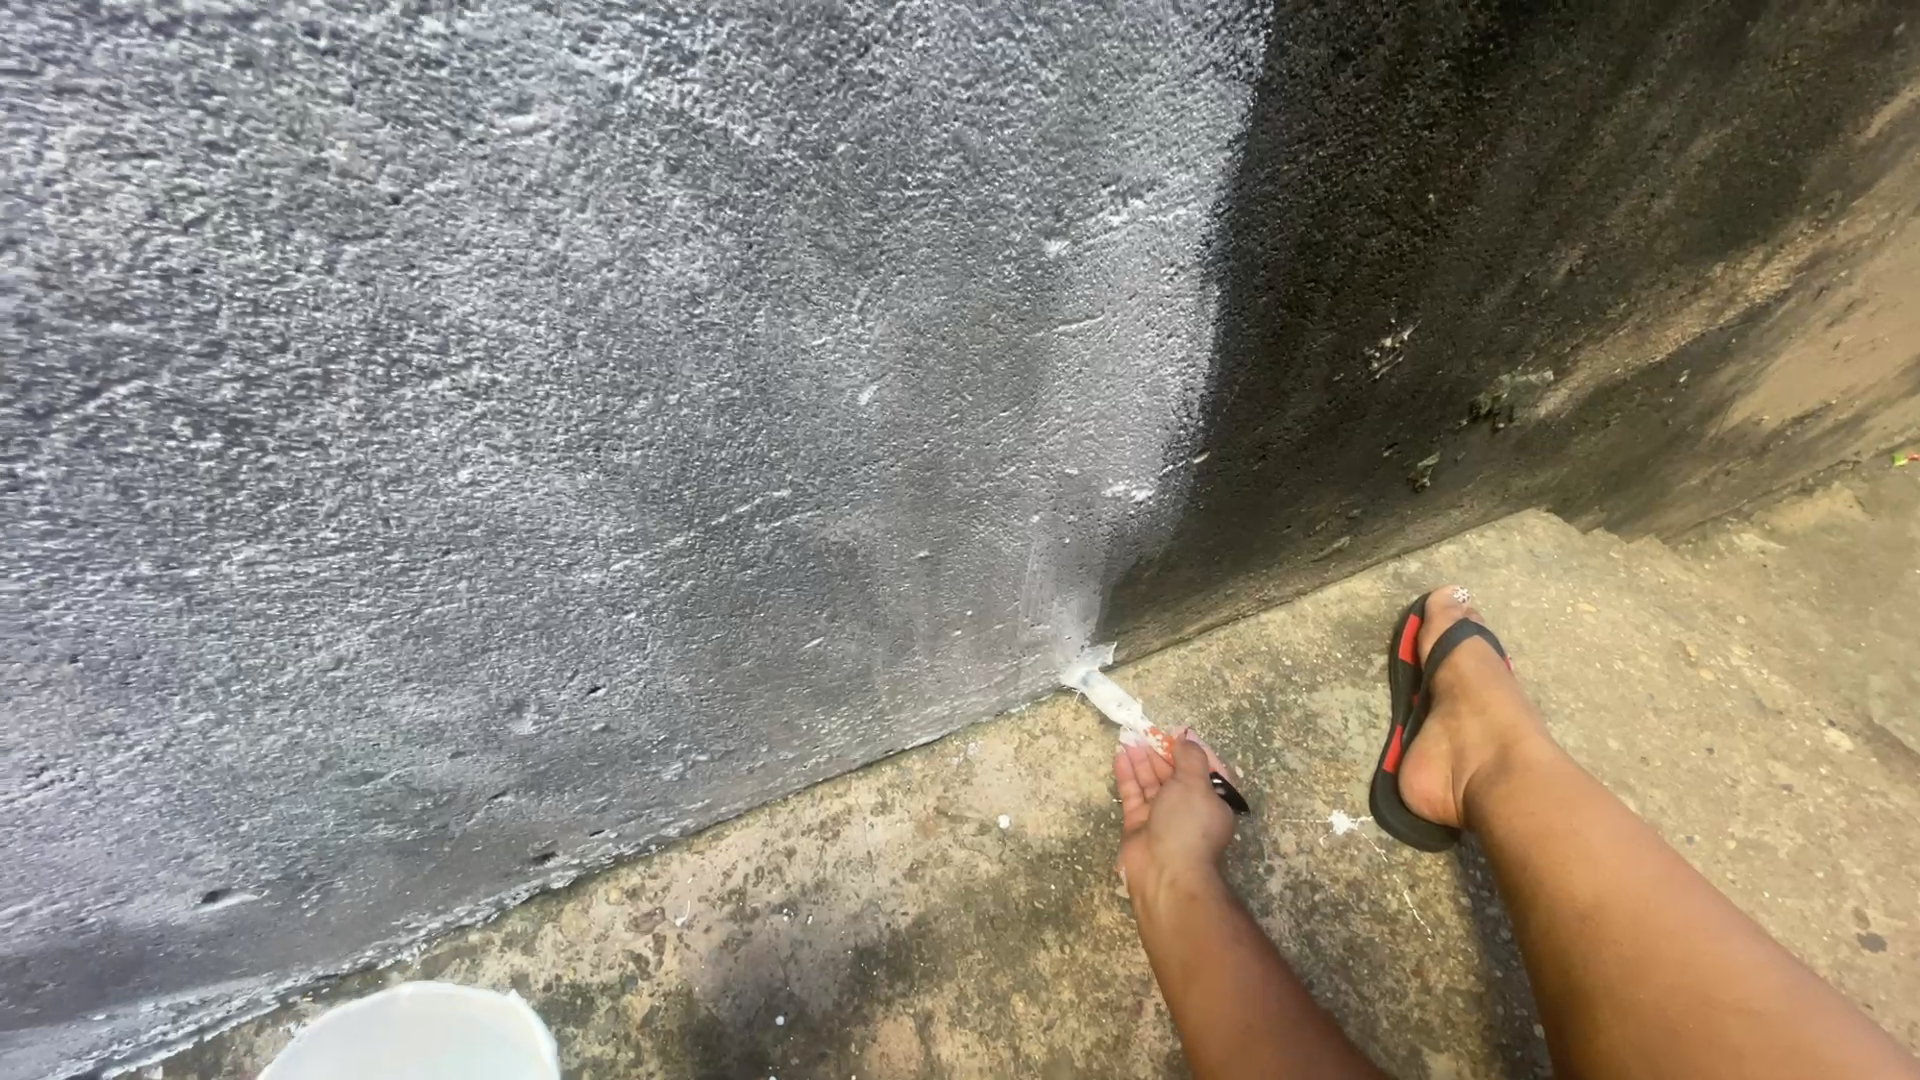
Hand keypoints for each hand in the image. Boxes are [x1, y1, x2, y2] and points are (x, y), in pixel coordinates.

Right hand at [1114, 729, 1237, 906]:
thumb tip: (1185, 739)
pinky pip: (1134, 793)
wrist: (1165, 872)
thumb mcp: (1196, 784)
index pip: (1205, 770)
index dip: (1191, 751)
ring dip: (1141, 759)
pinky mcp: (1139, 823)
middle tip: (1144, 730)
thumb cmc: (1188, 824)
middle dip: (1160, 751)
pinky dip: (1127, 774)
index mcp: (1212, 801)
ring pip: (1151, 781)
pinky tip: (1120, 755)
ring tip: (1128, 736)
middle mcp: (1189, 808)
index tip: (1176, 734)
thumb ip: (1190, 758)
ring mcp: (1162, 816)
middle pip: (1174, 773)